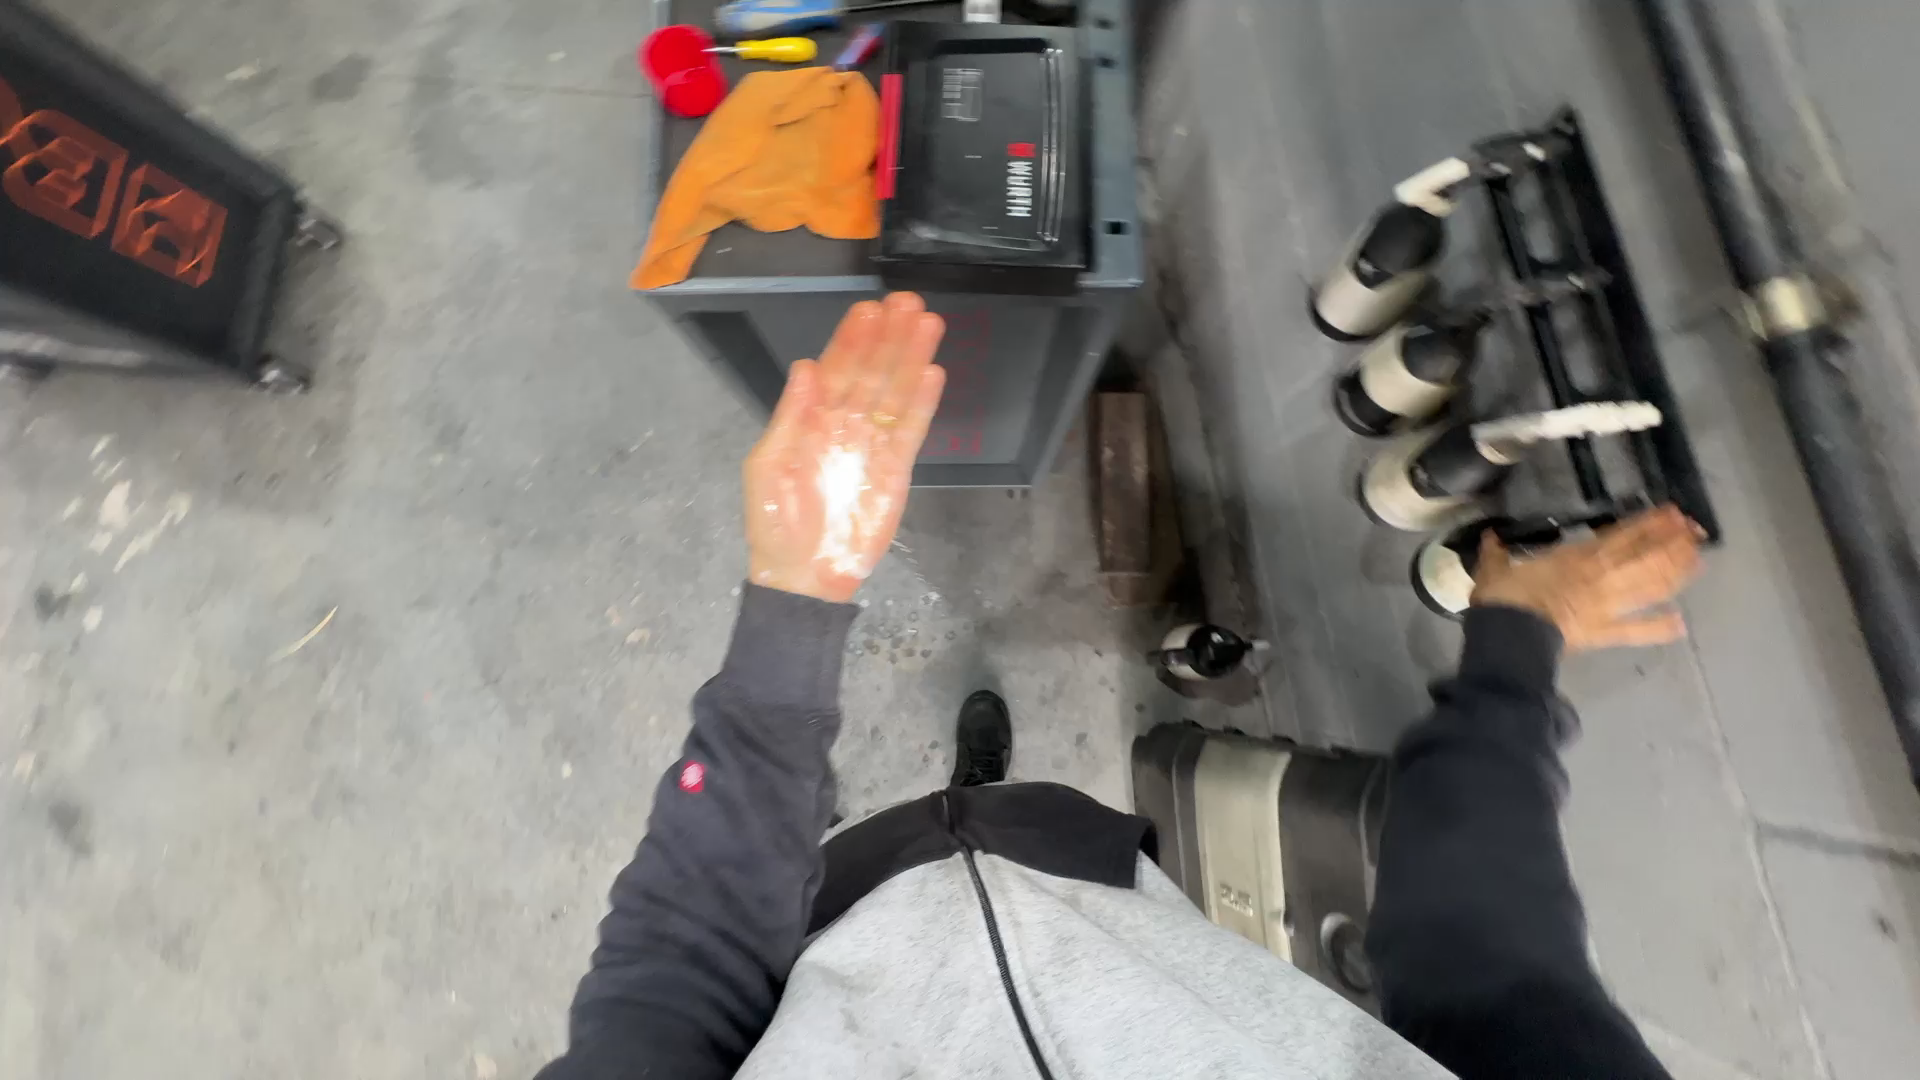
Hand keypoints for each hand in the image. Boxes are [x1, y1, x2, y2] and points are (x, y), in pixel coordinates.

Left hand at [743, 293, 946, 603]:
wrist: (803, 575)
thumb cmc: (776, 522)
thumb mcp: (767, 466)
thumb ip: (790, 417)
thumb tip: (806, 366)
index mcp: (810, 420)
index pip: (836, 370)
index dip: (852, 341)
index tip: (870, 310)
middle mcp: (845, 424)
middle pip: (872, 373)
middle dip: (889, 338)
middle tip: (909, 302)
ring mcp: (873, 446)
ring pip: (896, 393)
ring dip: (911, 359)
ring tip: (928, 324)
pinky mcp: (897, 471)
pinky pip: (912, 431)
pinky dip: (922, 404)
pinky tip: (933, 374)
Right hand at [1471, 504, 1703, 650]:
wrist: (1510, 635)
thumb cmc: (1503, 597)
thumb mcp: (1492, 569)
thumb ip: (1496, 553)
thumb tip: (1489, 536)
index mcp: (1577, 557)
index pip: (1623, 535)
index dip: (1650, 523)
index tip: (1672, 512)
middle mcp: (1604, 577)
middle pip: (1650, 557)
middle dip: (1675, 542)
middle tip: (1695, 531)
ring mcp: (1610, 605)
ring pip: (1654, 587)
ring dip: (1679, 574)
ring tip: (1697, 561)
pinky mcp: (1608, 632)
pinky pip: (1639, 630)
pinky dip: (1660, 627)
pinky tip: (1679, 623)